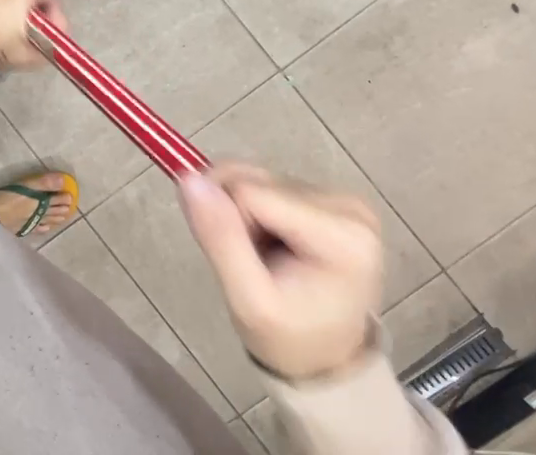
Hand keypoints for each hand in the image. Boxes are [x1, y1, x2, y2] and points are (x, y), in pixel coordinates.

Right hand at [180, 163, 383, 381]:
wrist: (326, 357)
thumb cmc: (289, 338)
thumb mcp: (248, 301)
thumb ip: (219, 238)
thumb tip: (188, 178)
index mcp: (341, 235)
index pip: (248, 192)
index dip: (229, 223)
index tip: (243, 261)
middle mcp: (347, 205)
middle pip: (252, 180)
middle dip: (234, 215)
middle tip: (249, 260)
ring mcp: (341, 198)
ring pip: (254, 177)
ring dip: (242, 213)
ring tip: (261, 254)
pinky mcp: (329, 196)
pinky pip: (265, 182)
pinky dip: (253, 209)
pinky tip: (270, 242)